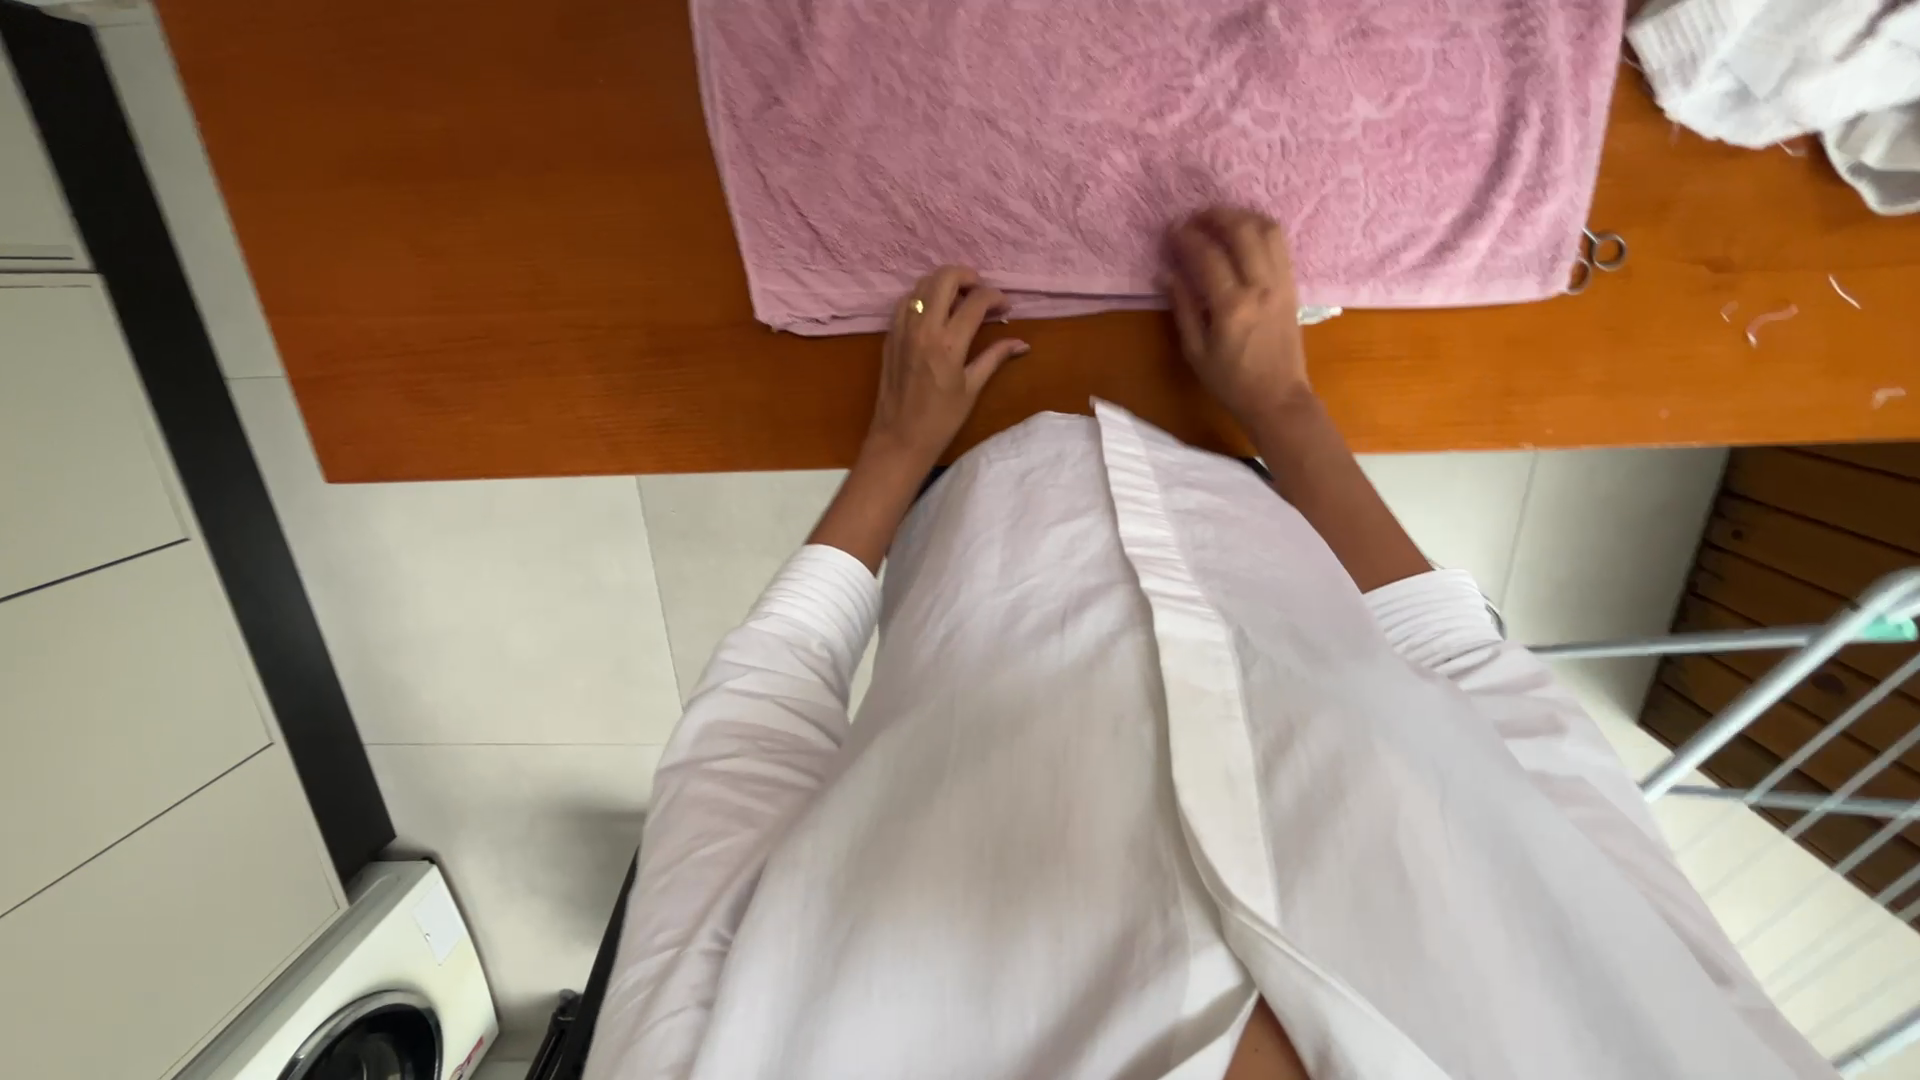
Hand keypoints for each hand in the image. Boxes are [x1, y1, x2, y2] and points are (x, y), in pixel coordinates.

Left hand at [866, 266, 1028, 468]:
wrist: (899, 438)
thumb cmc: (940, 420)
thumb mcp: (971, 388)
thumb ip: (994, 358)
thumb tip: (1021, 343)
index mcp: (948, 343)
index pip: (975, 301)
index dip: (995, 297)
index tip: (1004, 307)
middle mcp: (923, 328)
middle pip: (945, 278)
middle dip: (968, 277)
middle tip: (980, 292)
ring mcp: (903, 328)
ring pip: (922, 284)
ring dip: (943, 283)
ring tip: (958, 299)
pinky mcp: (890, 335)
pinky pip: (906, 301)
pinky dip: (922, 296)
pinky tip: (934, 311)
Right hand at [1165, 208, 1311, 427]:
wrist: (1277, 397)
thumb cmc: (1231, 382)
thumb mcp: (1196, 351)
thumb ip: (1182, 308)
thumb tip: (1166, 274)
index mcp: (1232, 307)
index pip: (1207, 256)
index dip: (1187, 238)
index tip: (1171, 231)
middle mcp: (1260, 287)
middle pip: (1241, 231)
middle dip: (1215, 216)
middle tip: (1194, 218)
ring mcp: (1281, 283)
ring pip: (1267, 229)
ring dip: (1241, 216)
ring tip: (1219, 219)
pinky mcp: (1292, 285)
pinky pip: (1280, 244)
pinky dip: (1260, 229)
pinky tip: (1243, 232)